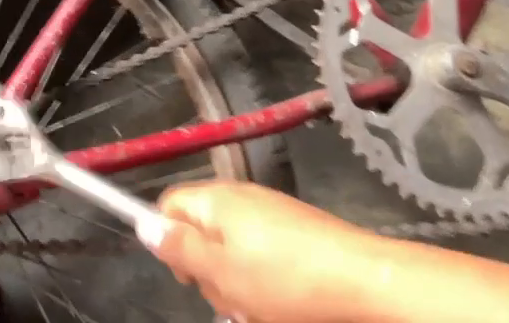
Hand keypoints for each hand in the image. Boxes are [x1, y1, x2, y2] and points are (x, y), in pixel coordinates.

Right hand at [145, 181, 382, 322]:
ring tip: (262, 311)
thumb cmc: (284, 280)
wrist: (365, 282)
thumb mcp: (222, 272)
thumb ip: (179, 249)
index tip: (190, 277)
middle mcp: (240, 198)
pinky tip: (283, 308)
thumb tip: (143, 224)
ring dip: (238, 286)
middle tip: (232, 299)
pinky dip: (265, 285)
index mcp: (216, 199)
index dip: (169, 240)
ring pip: (233, 252)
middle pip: (201, 232)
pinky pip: (263, 258)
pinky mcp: (297, 234)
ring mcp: (271, 215)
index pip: (170, 205)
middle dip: (208, 272)